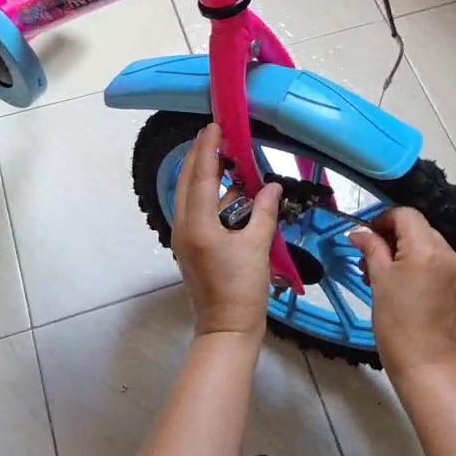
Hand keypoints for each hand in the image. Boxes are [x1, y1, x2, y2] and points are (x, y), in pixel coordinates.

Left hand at [171, 123, 282, 337]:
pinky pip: (197, 212)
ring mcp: (184, 238)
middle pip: (188, 182)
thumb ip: (263, 211)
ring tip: (227, 159)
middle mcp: (184, 227)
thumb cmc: (243, 289)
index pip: (200, 176)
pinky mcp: (191, 248)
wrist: (226, 329)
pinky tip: (231, 193)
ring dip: (207, 177)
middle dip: (200, 157)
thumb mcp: (257, 246)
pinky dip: (211, 198)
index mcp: (198, 225)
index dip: (207, 149)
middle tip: (215, 135)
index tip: (213, 126)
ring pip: (191, 197)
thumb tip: (271, 186)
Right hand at [350, 208, 455, 376]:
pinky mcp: (454, 283)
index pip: (405, 215)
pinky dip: (412, 262)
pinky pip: (432, 260)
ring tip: (376, 272)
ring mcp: (453, 268)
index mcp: (427, 247)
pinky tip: (395, 281)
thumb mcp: (379, 280)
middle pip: (416, 227)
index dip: (382, 219)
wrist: (425, 363)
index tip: (363, 237)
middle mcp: (446, 251)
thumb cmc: (396, 321)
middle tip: (366, 257)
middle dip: (389, 235)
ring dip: (399, 249)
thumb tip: (359, 231)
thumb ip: (371, 248)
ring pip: (423, 243)